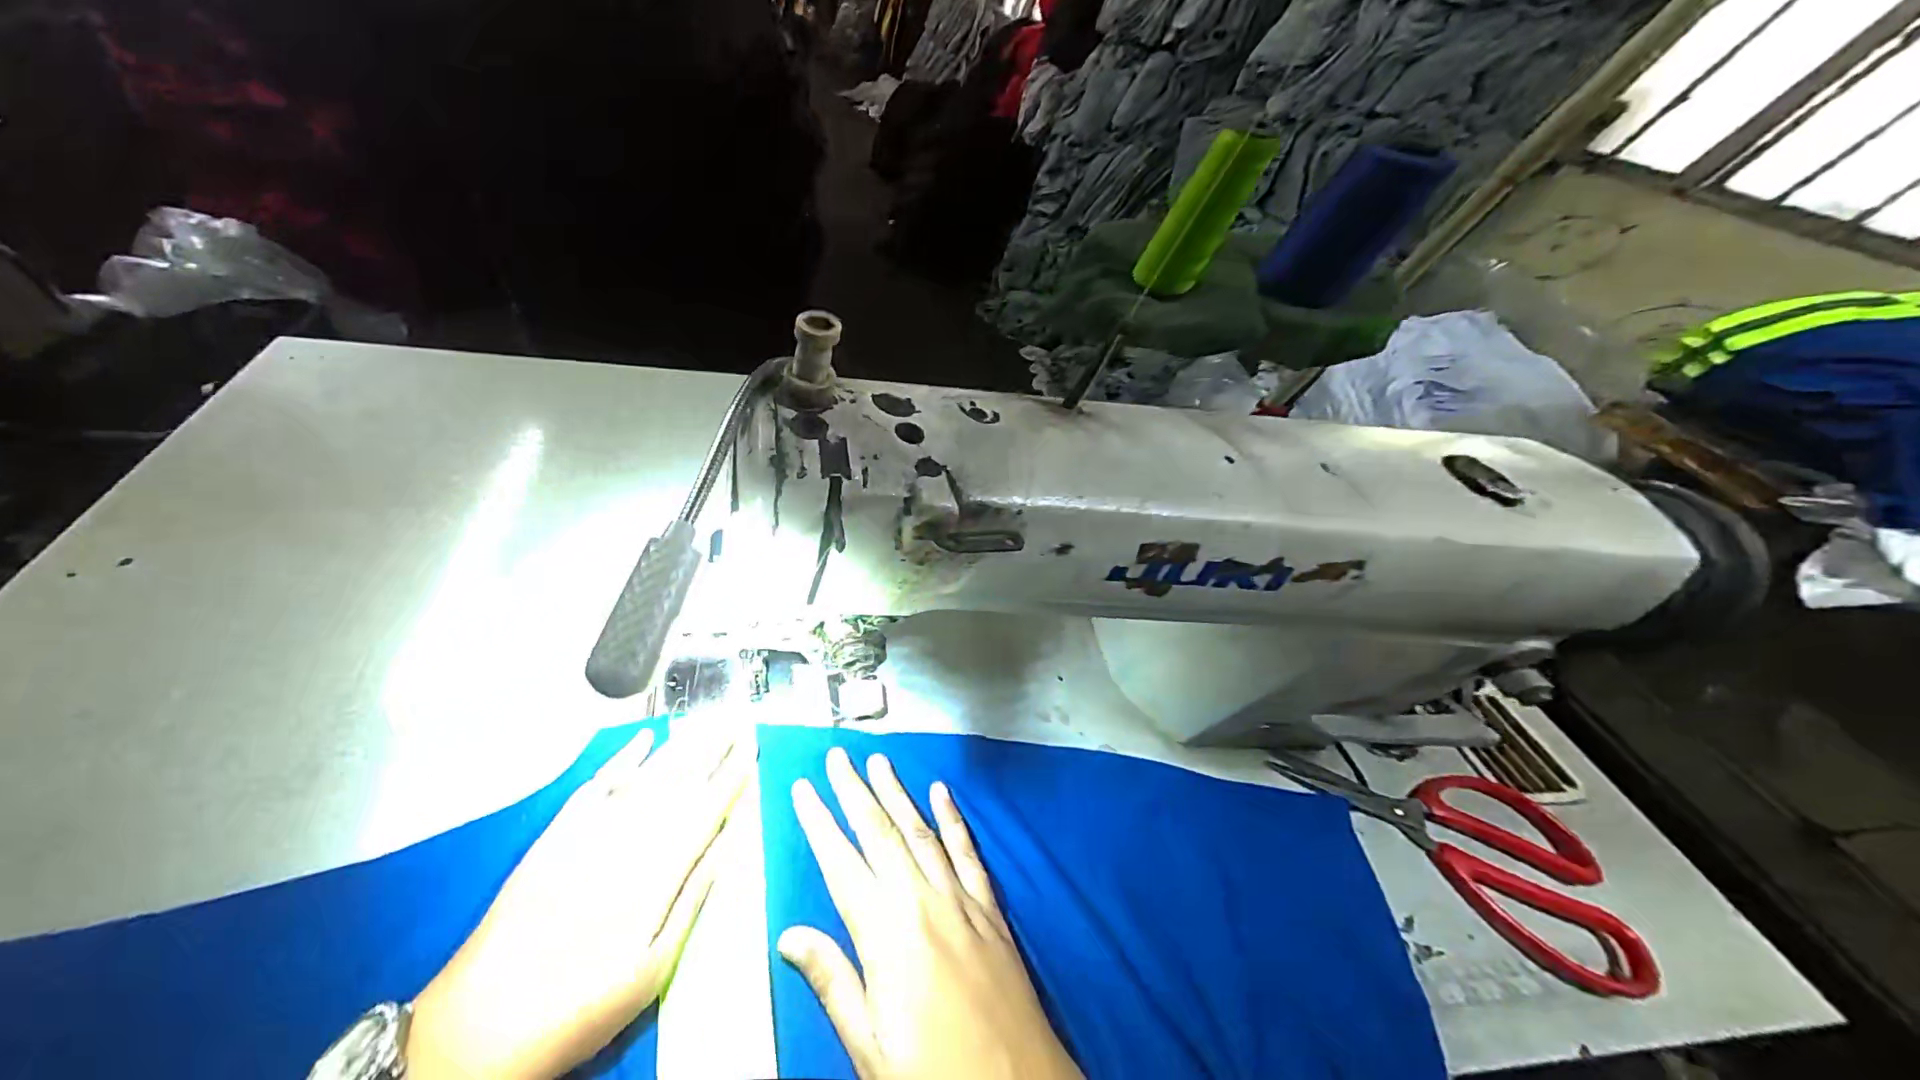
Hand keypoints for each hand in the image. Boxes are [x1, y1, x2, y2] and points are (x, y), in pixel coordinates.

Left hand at [407, 721, 750, 1079]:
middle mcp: (624, 842)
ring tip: (706, 721)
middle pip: (677, 784)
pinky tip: (643, 739)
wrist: (480, 1026)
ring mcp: (585, 834)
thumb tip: (726, 844)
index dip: (732, 777)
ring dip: (678, 746)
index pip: (704, 811)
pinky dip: (620, 761)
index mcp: (654, 874)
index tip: (753, 748)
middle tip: (737, 719)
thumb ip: (691, 901)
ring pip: (643, 778)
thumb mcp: (651, 970)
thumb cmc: (579, 1007)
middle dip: (711, 750)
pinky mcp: (554, 837)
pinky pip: (594, 787)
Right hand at [779, 748, 1082, 1079]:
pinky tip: (943, 793)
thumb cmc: (933, 1071)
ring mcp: (960, 900)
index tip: (803, 789)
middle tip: (837, 755)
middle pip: (881, 834)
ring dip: (898, 794)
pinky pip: (968, 852)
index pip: (842, 863)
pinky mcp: (991, 909)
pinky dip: (953, 819)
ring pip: (921, 833)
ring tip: (879, 762)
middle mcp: (922, 901)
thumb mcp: (869, 1042)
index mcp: (885, 933)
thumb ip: (833, 981)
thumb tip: (790, 935)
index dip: (819, 823)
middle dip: (855, 791)